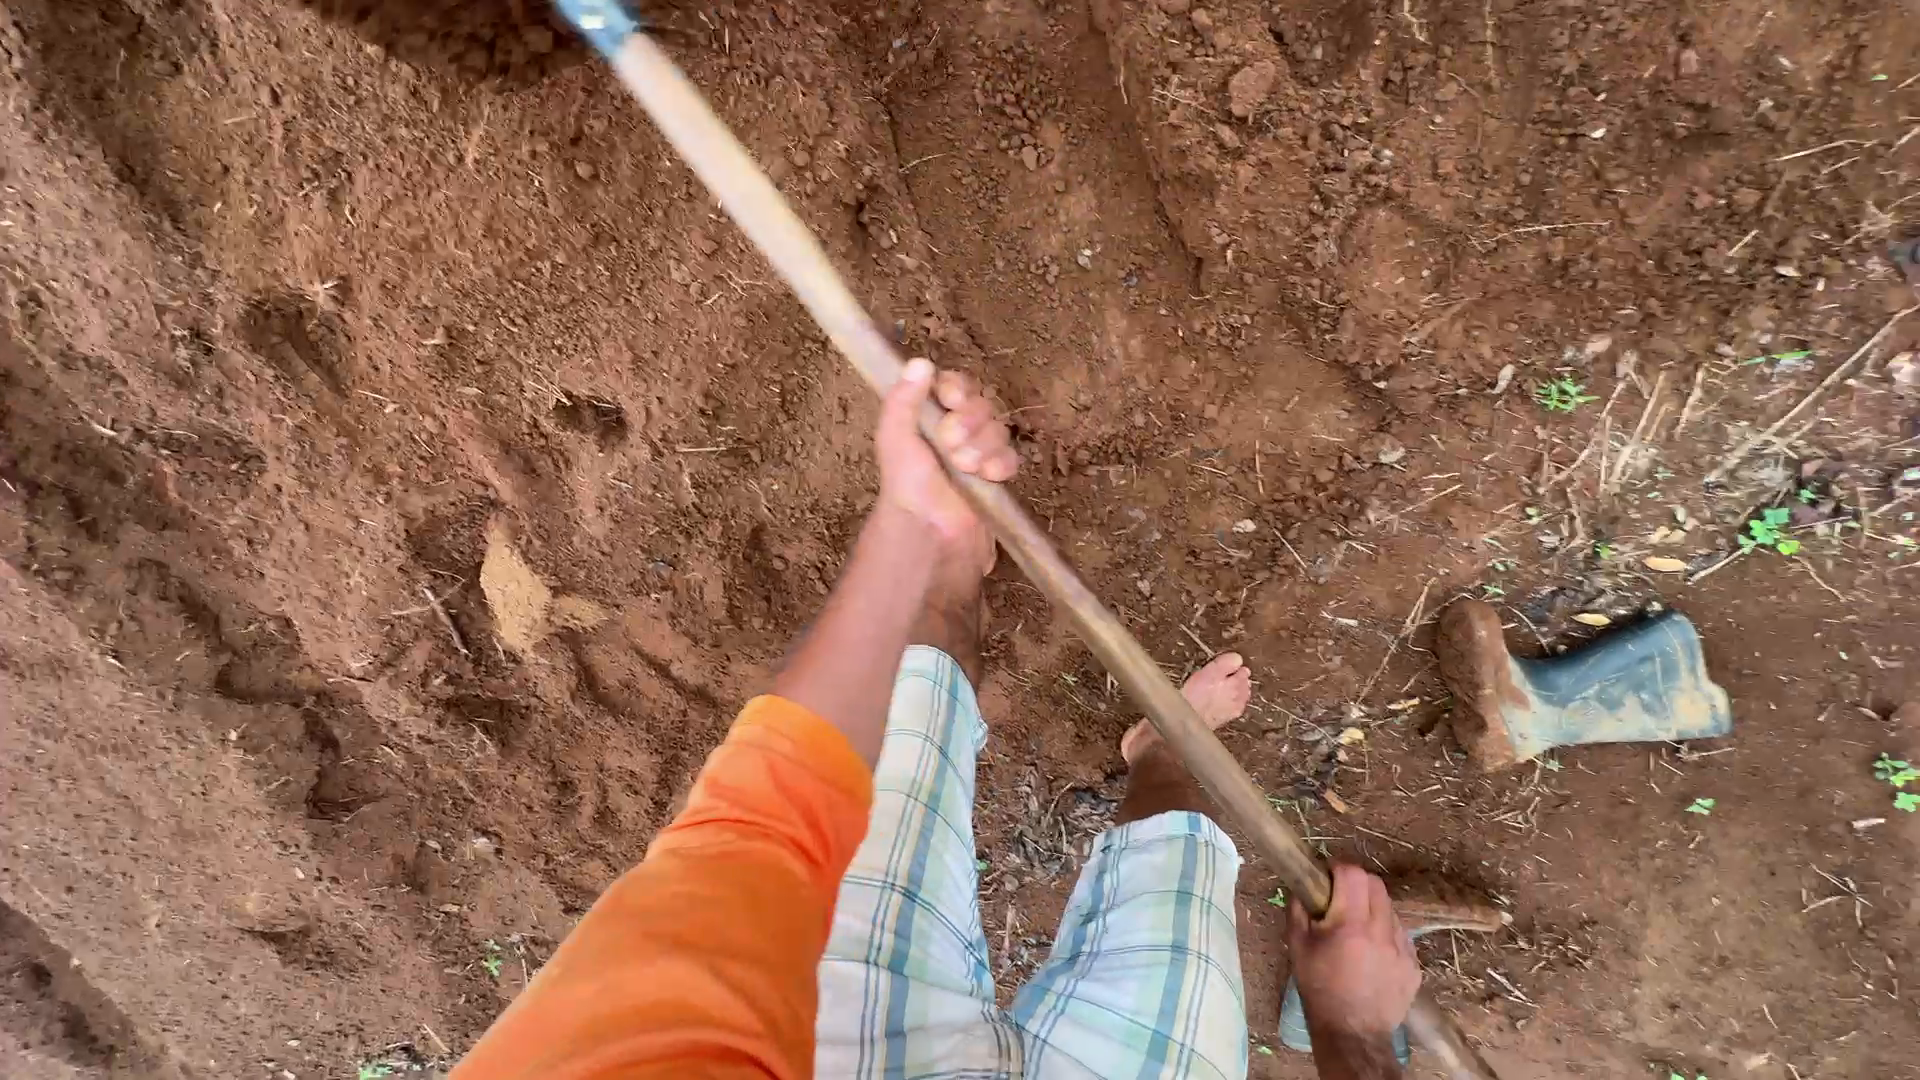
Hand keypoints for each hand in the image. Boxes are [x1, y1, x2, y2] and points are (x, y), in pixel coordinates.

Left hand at [874, 358, 1018, 541]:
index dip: (958, 389)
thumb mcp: (894, 437)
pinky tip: (987, 476)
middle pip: (981, 405)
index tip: (950, 400)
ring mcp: (978, 453)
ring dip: (982, 446)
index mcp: (930, 417)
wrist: (928, 528)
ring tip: (965, 468)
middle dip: (968, 423)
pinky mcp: (996, 476)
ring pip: (998, 430)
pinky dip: (1000, 464)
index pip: (956, 386)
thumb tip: (920, 362)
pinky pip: (1011, 457)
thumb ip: (903, 399)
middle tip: (950, 445)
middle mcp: (956, 430)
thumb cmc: (907, 483)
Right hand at [1287, 863, 1420, 1042]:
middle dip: (1356, 882)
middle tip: (1340, 895)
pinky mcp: (1414, 966)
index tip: (1326, 876)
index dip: (1338, 868)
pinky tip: (1370, 949)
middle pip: (1376, 884)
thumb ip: (1298, 908)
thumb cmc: (1319, 986)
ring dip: (1371, 906)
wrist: (1353, 1033)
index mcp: (1352, 925)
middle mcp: (1382, 932)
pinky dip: (1384, 931)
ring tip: (1356, 925)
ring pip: (1390, 908)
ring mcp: (1403, 950)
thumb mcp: (1297, 944)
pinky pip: (1400, 934)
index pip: (1354, 874)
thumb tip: (1301, 884)